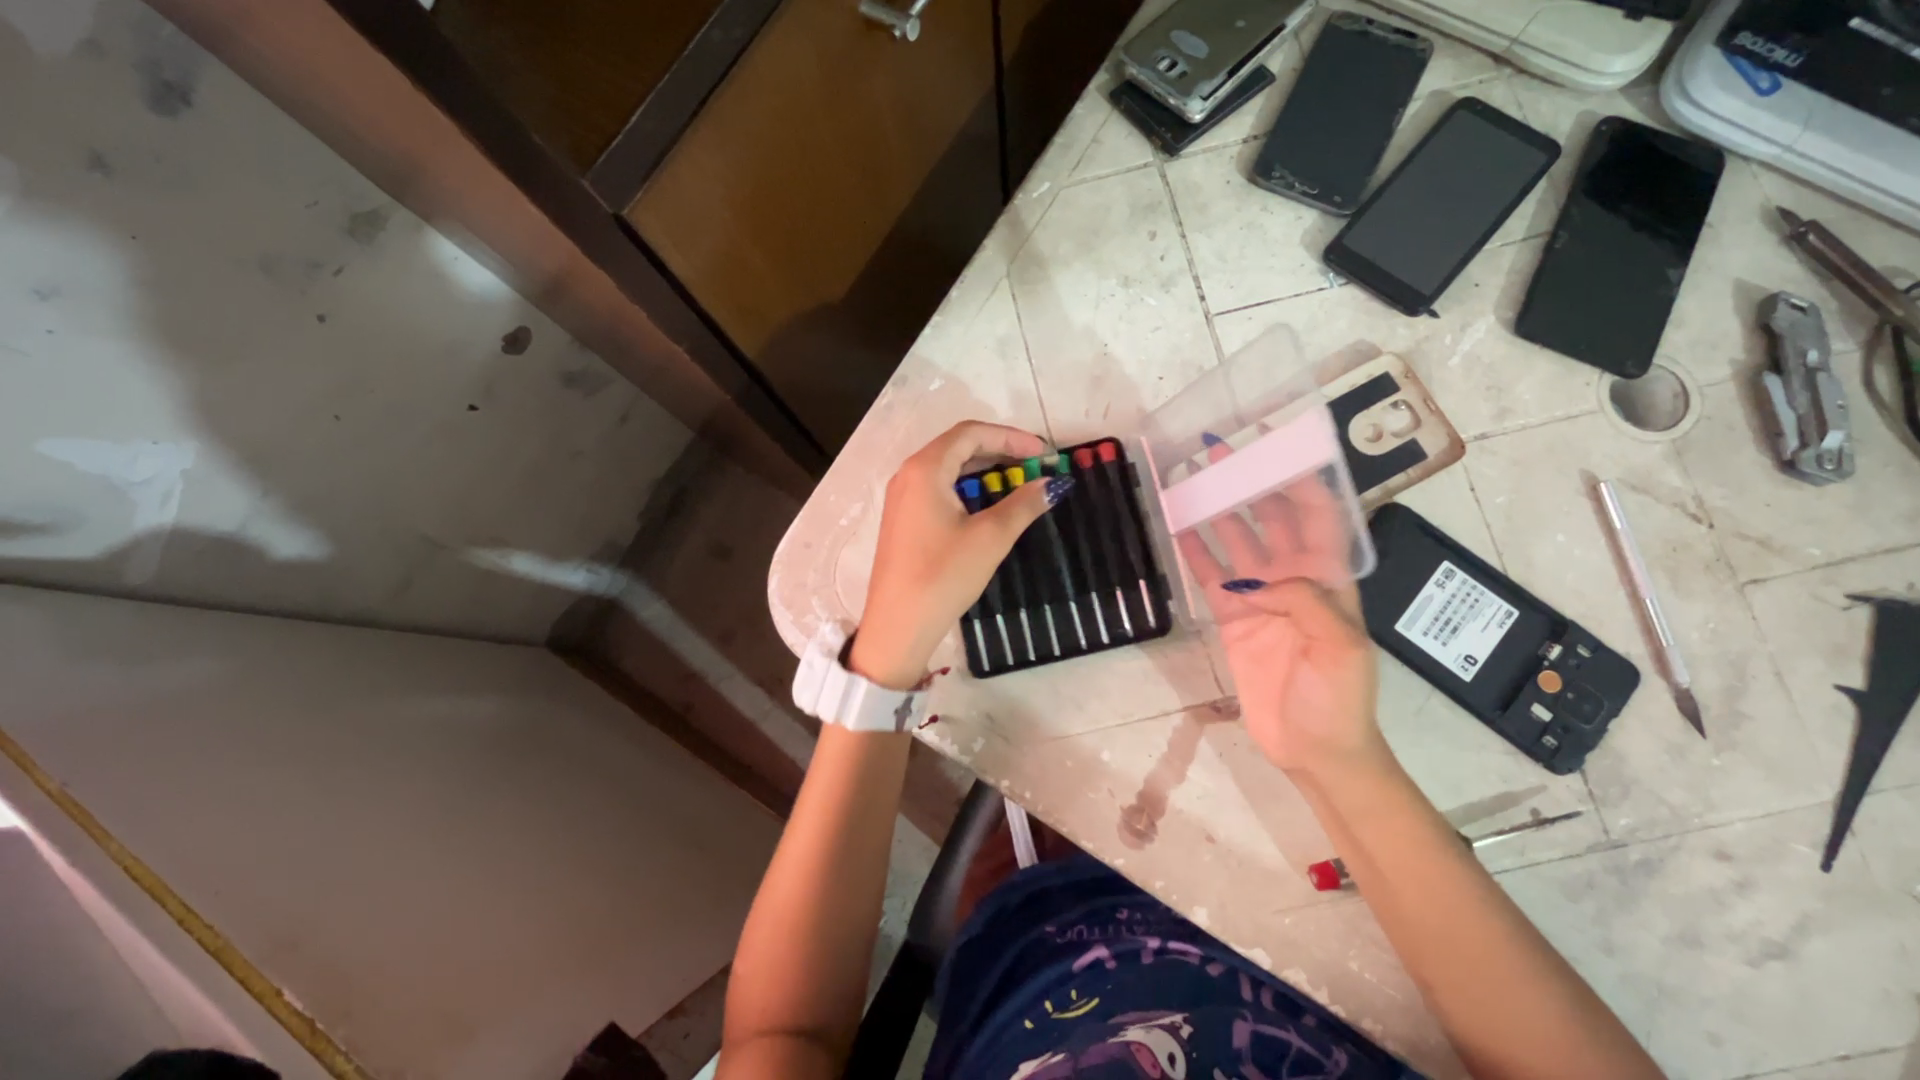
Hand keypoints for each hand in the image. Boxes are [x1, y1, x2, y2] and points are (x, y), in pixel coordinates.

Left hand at [851, 422, 1067, 688]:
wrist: (898, 625)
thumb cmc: (943, 575)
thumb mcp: (991, 537)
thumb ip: (1023, 504)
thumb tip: (1053, 484)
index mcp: (925, 468)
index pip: (971, 433)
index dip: (1011, 437)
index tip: (1044, 454)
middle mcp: (908, 474)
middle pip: (958, 446)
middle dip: (1000, 451)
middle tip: (1036, 467)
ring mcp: (902, 497)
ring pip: (948, 468)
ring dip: (985, 470)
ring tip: (1019, 483)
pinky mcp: (903, 519)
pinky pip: (939, 488)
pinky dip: (967, 488)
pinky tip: (989, 505)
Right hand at [1177, 451, 1383, 776]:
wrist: (1315, 748)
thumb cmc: (1341, 697)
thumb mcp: (1341, 647)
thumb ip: (1306, 601)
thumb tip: (1256, 578)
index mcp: (1330, 577)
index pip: (1317, 514)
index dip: (1298, 478)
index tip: (1274, 447)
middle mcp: (1295, 576)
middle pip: (1271, 517)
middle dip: (1250, 483)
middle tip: (1218, 452)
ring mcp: (1260, 595)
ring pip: (1236, 540)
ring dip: (1216, 509)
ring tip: (1191, 478)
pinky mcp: (1232, 617)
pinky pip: (1210, 575)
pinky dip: (1194, 550)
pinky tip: (1176, 525)